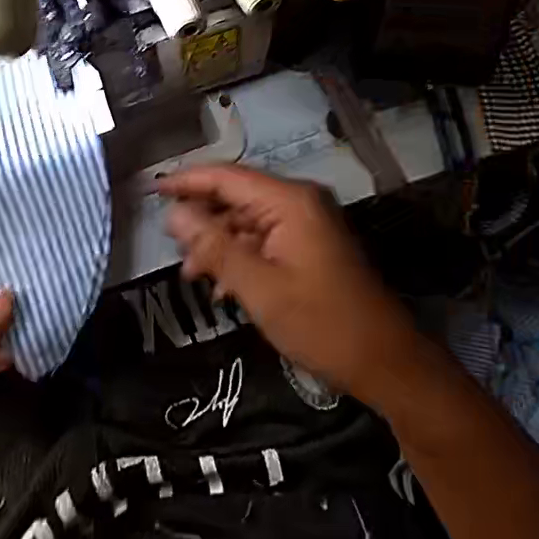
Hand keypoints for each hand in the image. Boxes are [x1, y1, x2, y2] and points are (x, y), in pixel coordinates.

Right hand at [159, 164, 422, 402]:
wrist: (386, 362)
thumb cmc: (320, 322)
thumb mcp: (258, 287)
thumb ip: (213, 246)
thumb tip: (174, 214)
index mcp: (289, 201)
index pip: (226, 176)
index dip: (186, 180)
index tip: (152, 190)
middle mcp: (298, 201)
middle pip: (236, 195)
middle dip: (201, 217)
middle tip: (171, 243)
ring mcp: (307, 221)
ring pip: (247, 219)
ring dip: (218, 242)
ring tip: (192, 273)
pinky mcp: (310, 243)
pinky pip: (264, 237)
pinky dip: (240, 254)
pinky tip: (222, 284)